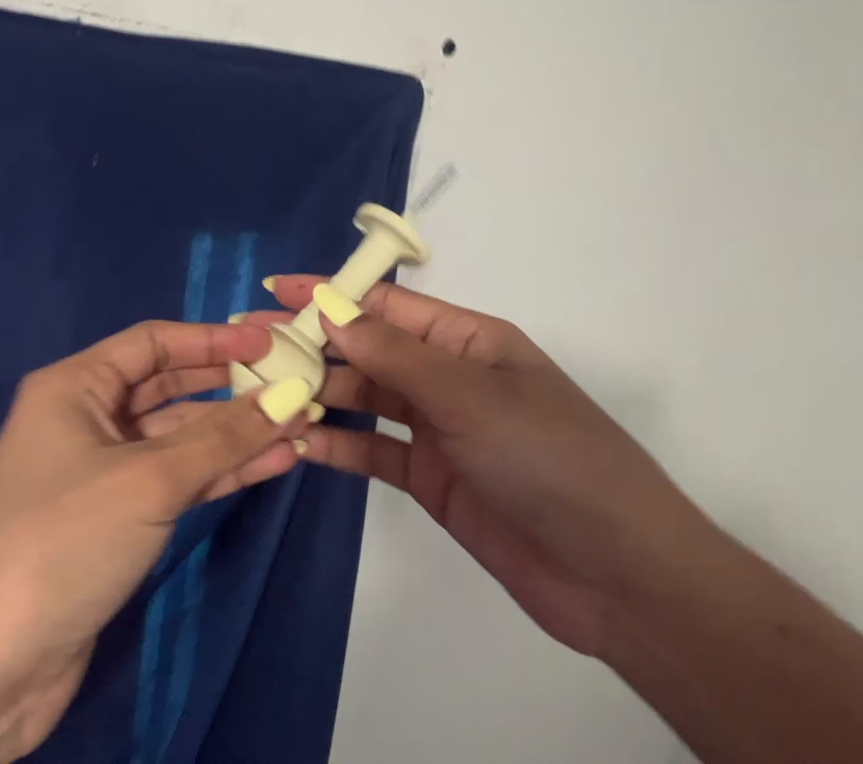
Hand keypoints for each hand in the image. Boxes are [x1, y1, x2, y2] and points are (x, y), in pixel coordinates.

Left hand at [0, 320, 316, 763]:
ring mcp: (98, 475)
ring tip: (302, 428)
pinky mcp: (113, 524)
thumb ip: (224, 436)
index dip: (213, 339)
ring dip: (236, 435)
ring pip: (178, 440)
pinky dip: (220, 473)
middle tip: (297, 385)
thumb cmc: (60, 541)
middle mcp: (84, 420)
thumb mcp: (147, 479)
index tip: (273, 343)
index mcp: (73, 387)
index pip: (153, 342)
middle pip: (169, 388)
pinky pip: (175, 482)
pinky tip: (272, 465)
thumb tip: (293, 397)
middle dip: (232, 388)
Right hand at [258, 277, 711, 658]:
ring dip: (319, 396)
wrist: (613, 569)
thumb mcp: (472, 396)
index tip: (272, 293)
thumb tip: (332, 310)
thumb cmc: (549, 458)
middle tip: (250, 352)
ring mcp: (439, 431)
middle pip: (371, 351)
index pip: (389, 305)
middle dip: (316, 347)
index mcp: (469, 341)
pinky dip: (338, 446)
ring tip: (262, 395)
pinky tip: (298, 443)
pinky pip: (374, 452)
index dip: (332, 294)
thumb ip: (397, 356)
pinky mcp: (431, 480)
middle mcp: (450, 378)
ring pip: (366, 401)